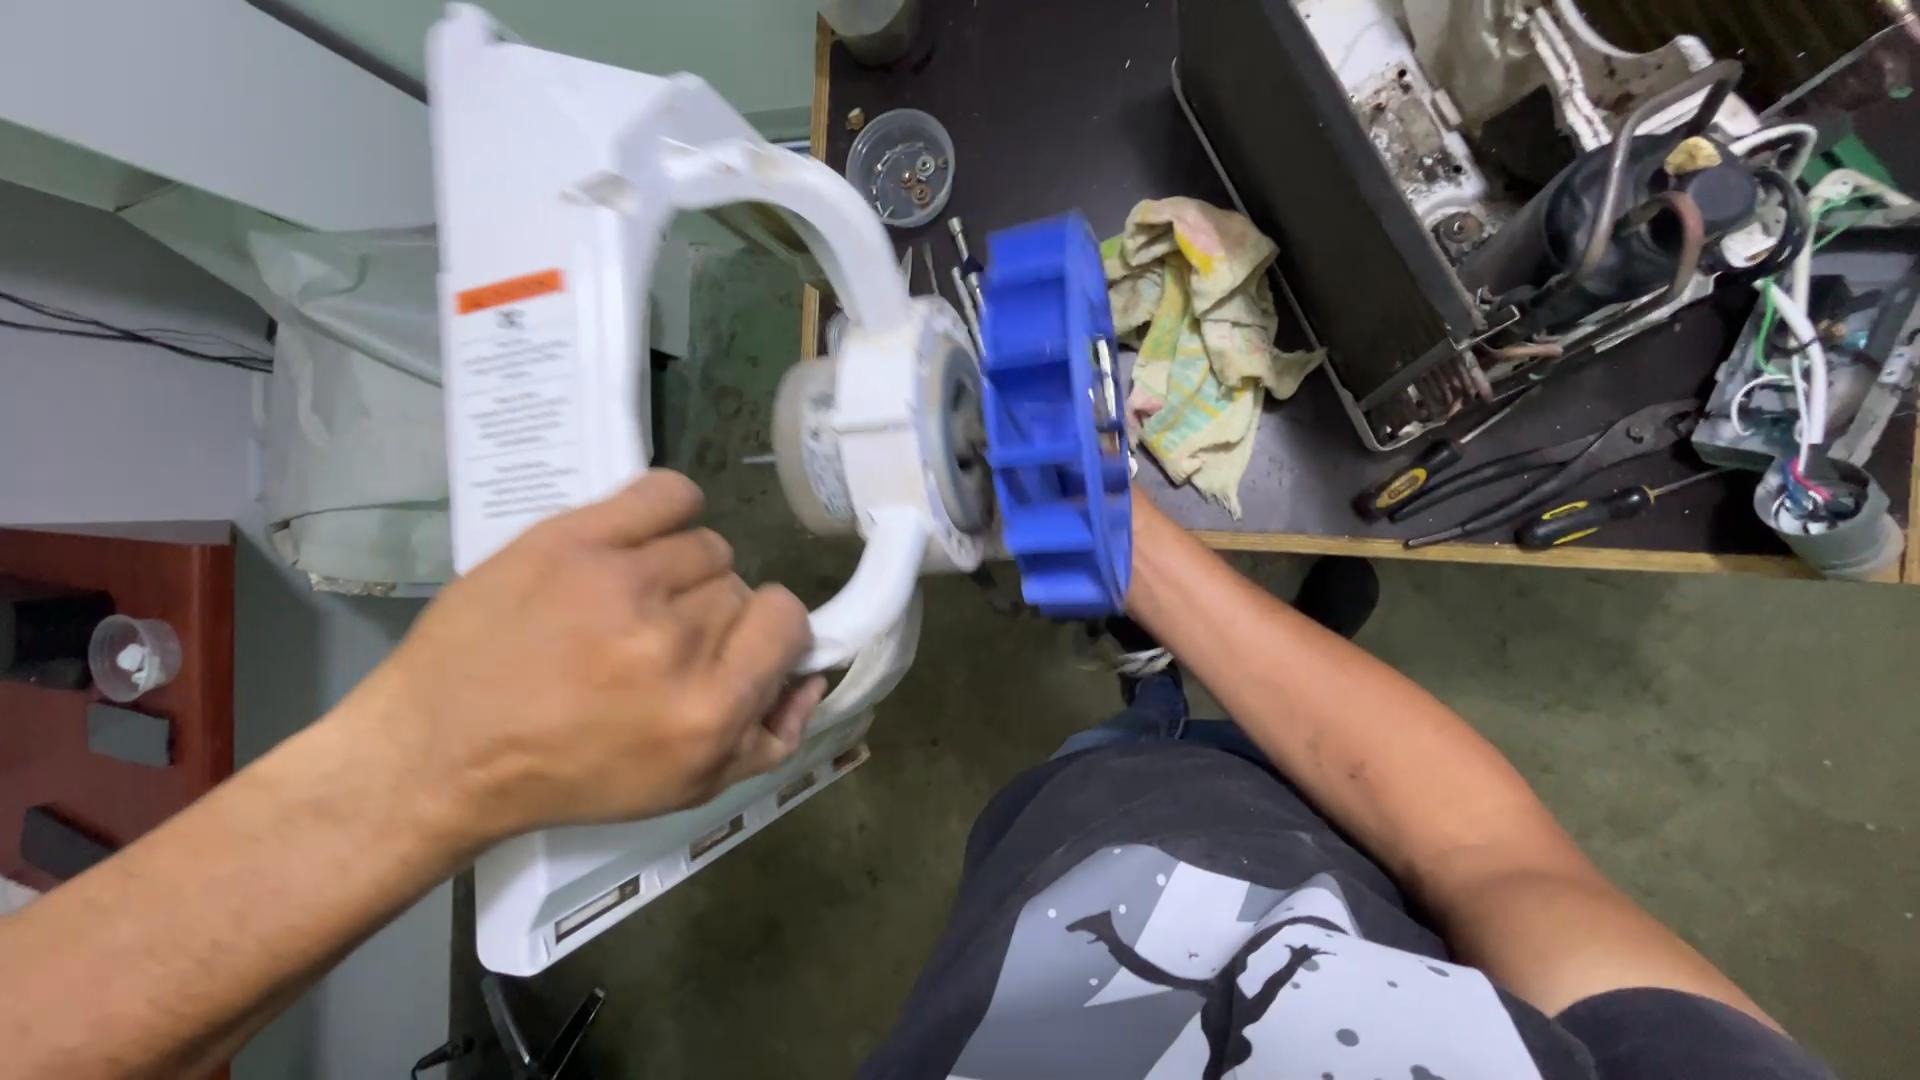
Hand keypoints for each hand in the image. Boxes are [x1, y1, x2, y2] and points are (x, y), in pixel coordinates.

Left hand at [340, 472, 825, 850]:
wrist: (441, 750)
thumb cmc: (572, 776)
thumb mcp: (687, 789)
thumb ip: (773, 737)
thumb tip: (814, 674)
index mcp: (709, 708)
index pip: (787, 620)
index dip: (770, 635)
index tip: (735, 648)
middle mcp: (675, 641)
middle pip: (741, 587)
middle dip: (715, 616)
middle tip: (662, 644)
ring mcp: (622, 580)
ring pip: (705, 546)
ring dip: (682, 574)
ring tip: (633, 601)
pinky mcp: (573, 538)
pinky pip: (667, 492)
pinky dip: (671, 510)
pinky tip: (644, 540)